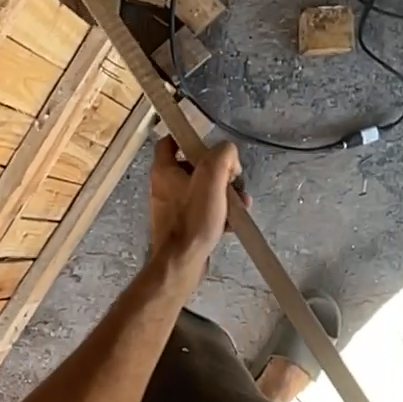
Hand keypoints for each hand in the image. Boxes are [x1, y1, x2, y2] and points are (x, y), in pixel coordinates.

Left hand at [148, 137, 245, 264]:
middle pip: (193, 167)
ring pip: (201, 190)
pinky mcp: (180, 225)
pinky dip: (217, 212)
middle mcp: (163, 186)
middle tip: (233, 181)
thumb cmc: (194, 218)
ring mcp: (171, 207)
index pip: (169, 142)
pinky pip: (201, 211)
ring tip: (240, 204)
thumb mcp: (212, 178)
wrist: (182, 262)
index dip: (190, 139)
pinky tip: (231, 222)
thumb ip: (222, 157)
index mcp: (164, 170)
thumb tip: (229, 156)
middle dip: (219, 173)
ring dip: (223, 194)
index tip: (210, 147)